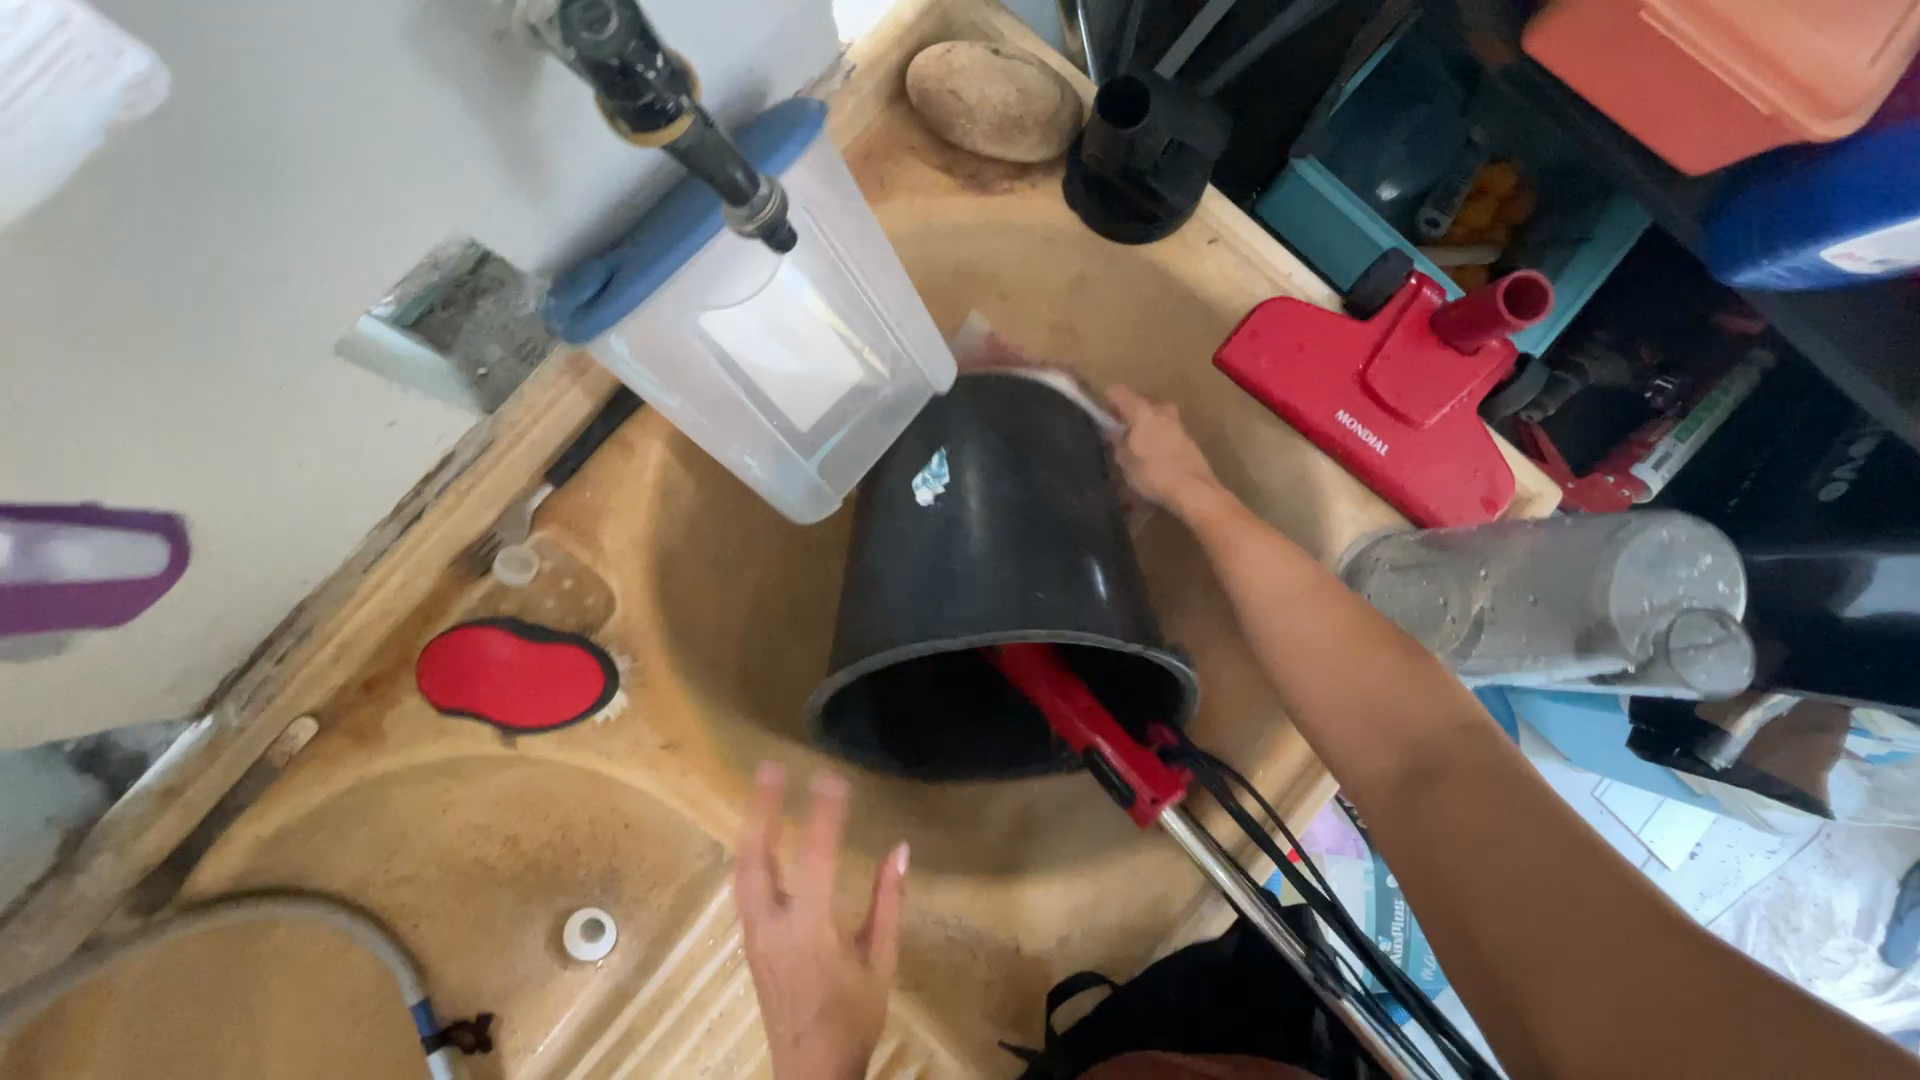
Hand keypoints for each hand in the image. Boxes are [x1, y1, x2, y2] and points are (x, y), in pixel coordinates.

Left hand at [735, 762, 909, 1079]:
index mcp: (810, 931)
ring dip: (751, 827)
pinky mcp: (749, 944)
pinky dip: (751, 854)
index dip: (823, 814)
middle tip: (769, 767)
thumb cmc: (852, 1018)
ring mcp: (753, 937)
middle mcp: (772, 928)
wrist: (811, 1073)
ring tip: (761, 791)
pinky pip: (744, 888)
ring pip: (742, 872)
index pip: (815, 858)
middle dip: (761, 810)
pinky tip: (759, 837)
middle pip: (756, 859)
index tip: (830, 777)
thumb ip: (887, 903)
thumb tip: (901, 848)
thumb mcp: (881, 962)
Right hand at [1105, 386, 1225, 517]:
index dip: (1106, 402)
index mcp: (1142, 411)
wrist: (1194, 489)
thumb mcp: (1124, 461)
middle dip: (1128, 417)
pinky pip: (1166, 433)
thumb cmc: (1152, 473)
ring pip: (1155, 418)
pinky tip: (1154, 460)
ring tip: (1136, 452)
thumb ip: (1117, 442)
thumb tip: (1113, 432)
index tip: (1101, 419)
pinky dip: (1158, 441)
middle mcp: (1161, 410)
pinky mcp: (1189, 440)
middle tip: (1119, 437)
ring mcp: (1178, 424)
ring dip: (1144, 429)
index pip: (1116, 392)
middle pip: (1139, 404)